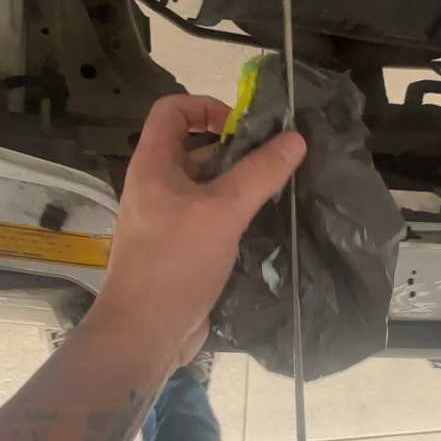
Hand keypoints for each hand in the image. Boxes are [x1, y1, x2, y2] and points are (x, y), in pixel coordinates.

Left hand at [82, 94, 305, 375]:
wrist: (144, 333)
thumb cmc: (175, 262)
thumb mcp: (222, 211)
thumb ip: (259, 173)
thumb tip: (295, 138)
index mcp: (153, 165)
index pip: (172, 111)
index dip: (206, 106)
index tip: (244, 126)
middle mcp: (157, 187)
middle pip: (196, 149)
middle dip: (236, 150)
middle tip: (277, 161)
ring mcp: (168, 220)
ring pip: (208, 188)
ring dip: (241, 185)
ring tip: (280, 191)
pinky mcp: (182, 250)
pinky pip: (212, 220)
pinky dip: (237, 217)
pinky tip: (266, 226)